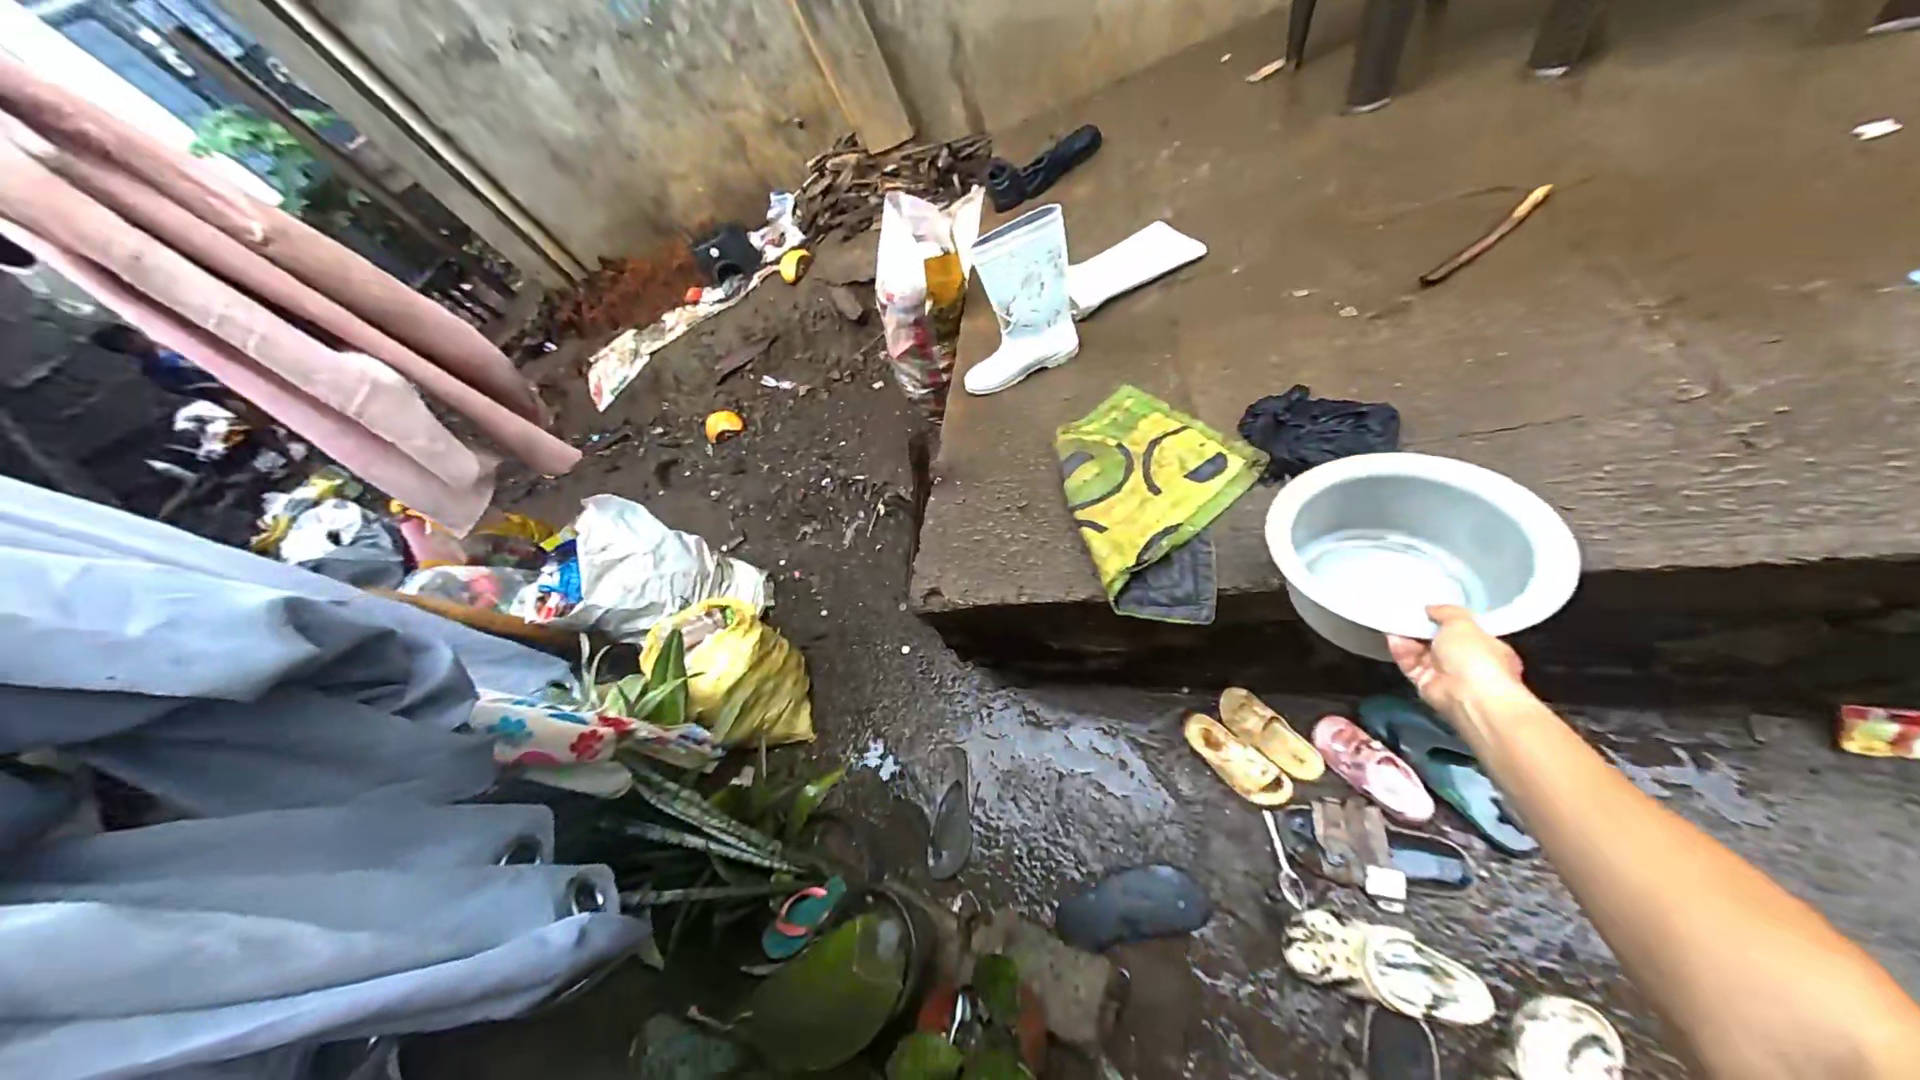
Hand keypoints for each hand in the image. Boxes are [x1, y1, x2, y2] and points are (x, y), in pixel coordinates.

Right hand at [1386, 605, 1527, 722]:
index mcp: (1487, 646)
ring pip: (1420, 651)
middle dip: (1422, 627)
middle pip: (1438, 640)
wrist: (1468, 695)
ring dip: (1407, 637)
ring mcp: (1444, 673)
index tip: (1428, 609)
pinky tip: (1392, 637)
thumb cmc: (1476, 655)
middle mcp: (1466, 661)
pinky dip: (1400, 650)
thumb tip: (1431, 609)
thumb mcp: (1463, 623)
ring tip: (1393, 621)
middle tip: (1405, 611)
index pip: (1464, 630)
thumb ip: (1447, 612)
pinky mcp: (1424, 682)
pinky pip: (1409, 663)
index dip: (1446, 619)